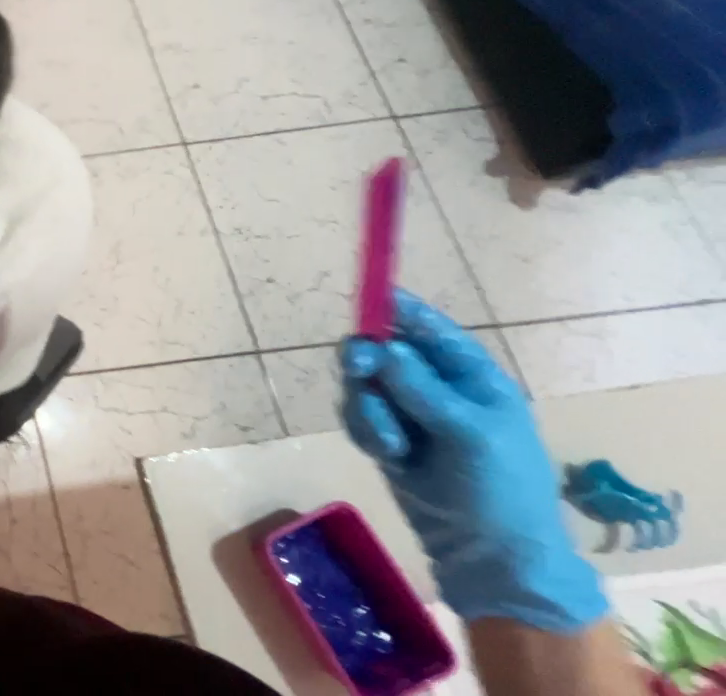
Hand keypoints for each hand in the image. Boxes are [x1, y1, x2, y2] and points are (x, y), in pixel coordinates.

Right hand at [340, 290, 606, 631]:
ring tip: (391, 446)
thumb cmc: (498, 490)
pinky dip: (364, 431)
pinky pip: (356, 414)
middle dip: (367, 365)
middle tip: (360, 376)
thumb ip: (422, 388)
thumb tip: (380, 346)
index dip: (396, 309)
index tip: (366, 299)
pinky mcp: (386, 434)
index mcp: (470, 377)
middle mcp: (436, 386)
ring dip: (368, 411)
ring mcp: (408, 411)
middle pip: (381, 350)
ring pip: (361, 383)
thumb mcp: (468, 434)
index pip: (427, 328)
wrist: (488, 555)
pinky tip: (385, 455)